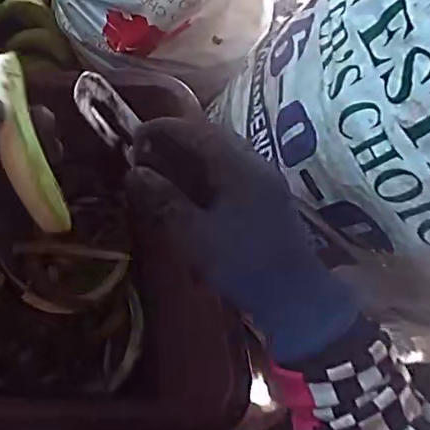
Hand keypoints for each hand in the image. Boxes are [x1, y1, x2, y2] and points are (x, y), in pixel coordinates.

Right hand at [125, 118, 359, 362]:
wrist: (298, 299)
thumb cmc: (244, 265)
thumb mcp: (195, 235)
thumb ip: (164, 200)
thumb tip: (134, 173)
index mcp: (236, 167)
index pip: (193, 132)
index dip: (160, 130)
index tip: (131, 139)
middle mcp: (253, 163)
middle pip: (208, 135)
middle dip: (172, 138)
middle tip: (141, 152)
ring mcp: (262, 178)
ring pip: (219, 150)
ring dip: (187, 152)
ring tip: (158, 165)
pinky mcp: (264, 195)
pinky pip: (227, 166)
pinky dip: (201, 167)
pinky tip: (186, 185)